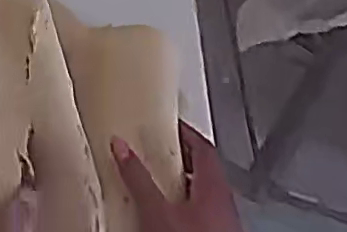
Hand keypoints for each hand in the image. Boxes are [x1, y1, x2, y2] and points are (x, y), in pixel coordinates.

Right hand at [111, 122, 240, 231]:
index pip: (203, 147)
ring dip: (184, 187)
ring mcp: (225, 227)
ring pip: (205, 197)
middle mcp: (225, 206)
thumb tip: (120, 147)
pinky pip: (204, 218)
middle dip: (182, 160)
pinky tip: (169, 219)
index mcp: (214, 188)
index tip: (169, 125)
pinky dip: (186, 211)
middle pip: (205, 171)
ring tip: (160, 185)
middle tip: (160, 152)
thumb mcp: (157, 212)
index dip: (185, 133)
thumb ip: (138, 178)